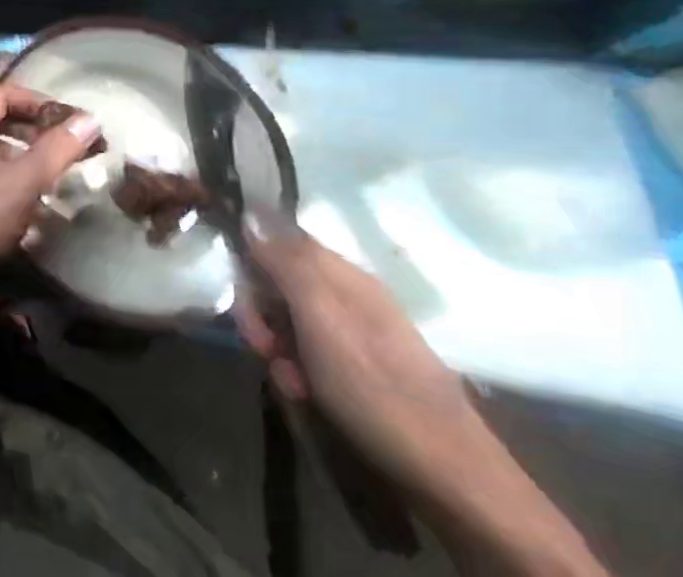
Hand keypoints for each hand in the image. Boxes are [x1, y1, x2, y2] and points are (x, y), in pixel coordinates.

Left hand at [0, 85, 100, 308]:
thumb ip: (57, 149)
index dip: (36, 99)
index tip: (68, 116)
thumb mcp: (23, 182)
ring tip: (58, 168)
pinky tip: (35, 197)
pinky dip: (14, 174)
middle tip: (69, 142)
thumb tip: (90, 119)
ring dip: (27, 153)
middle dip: (36, 127)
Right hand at [236, 217, 492, 495]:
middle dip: (259, 314)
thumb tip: (251, 210)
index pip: (276, 241)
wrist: (444, 472)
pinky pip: (304, 351)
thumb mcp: (322, 318)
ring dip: (274, 347)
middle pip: (275, 282)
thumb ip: (286, 263)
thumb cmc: (375, 387)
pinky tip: (304, 391)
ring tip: (289, 378)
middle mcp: (346, 294)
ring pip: (284, 320)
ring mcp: (351, 331)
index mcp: (342, 275)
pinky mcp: (352, 364)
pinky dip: (294, 369)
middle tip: (264, 346)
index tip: (238, 293)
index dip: (249, 261)